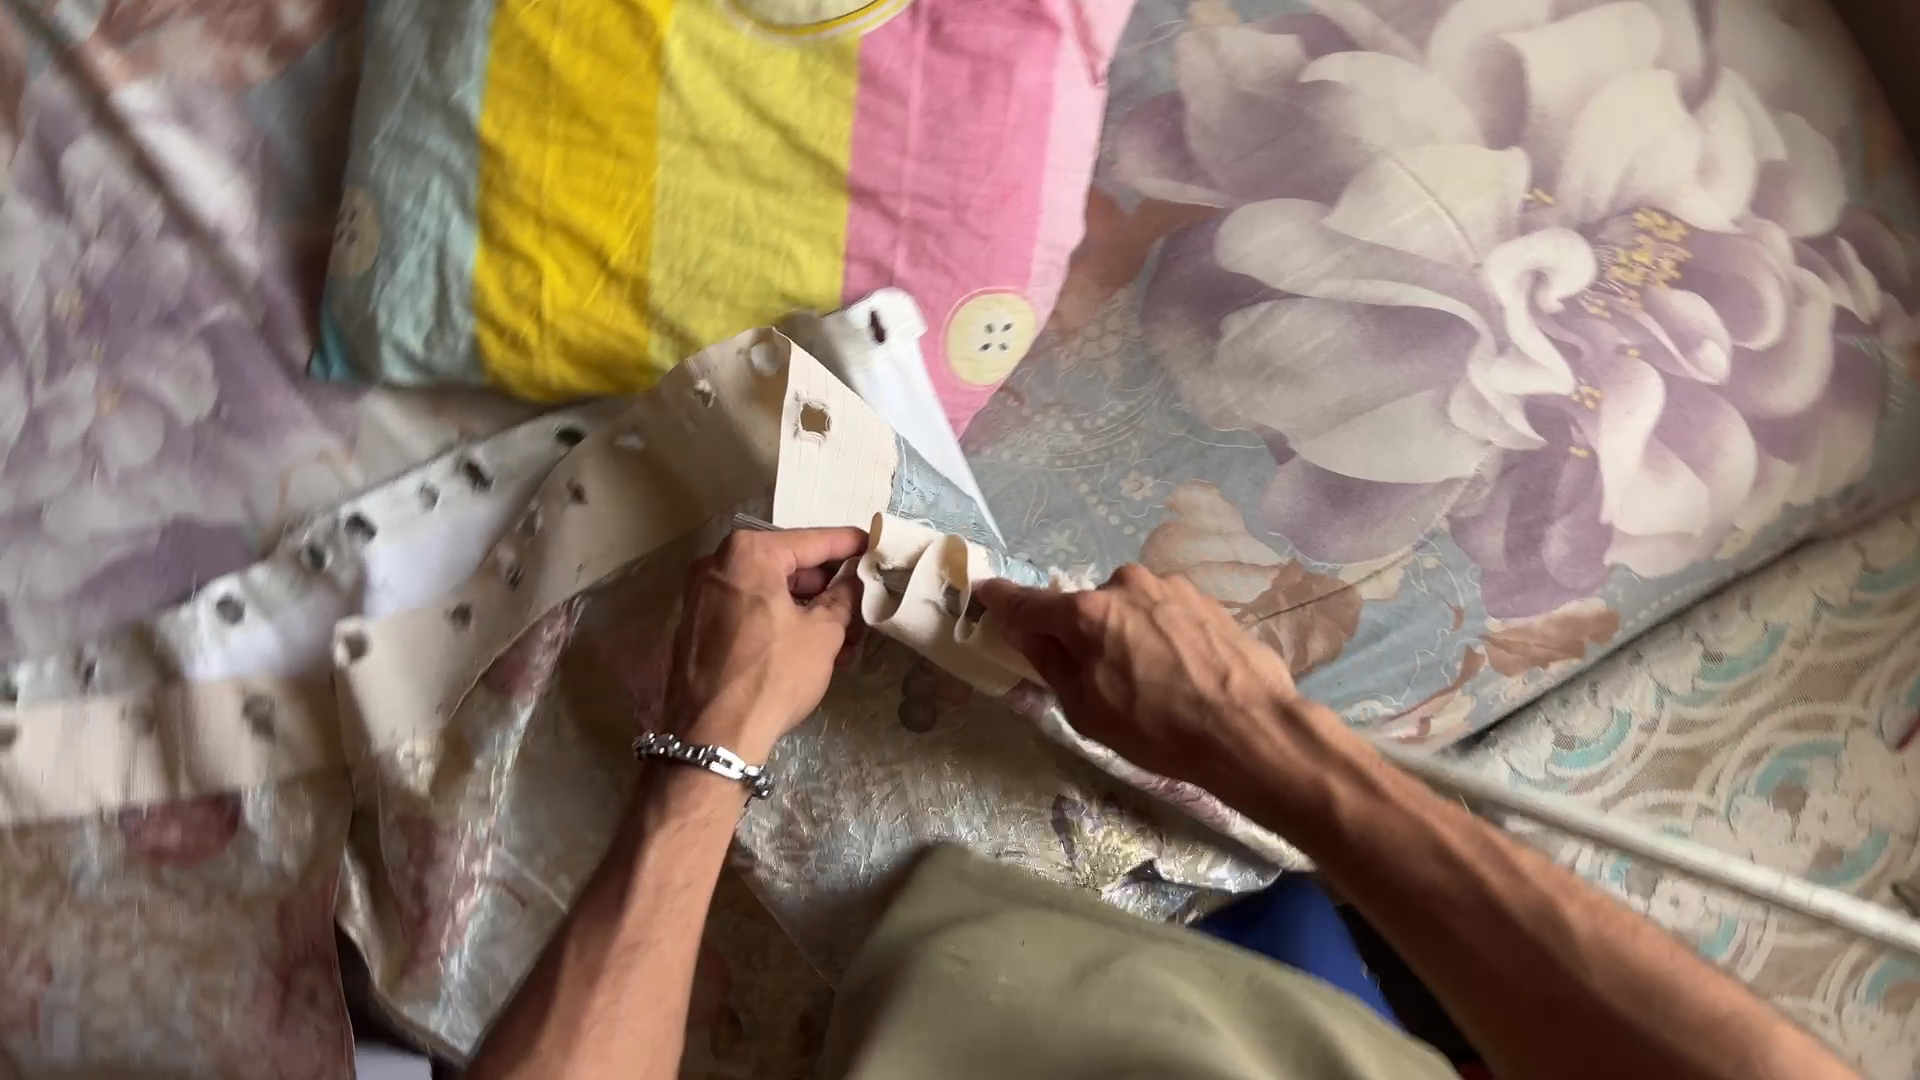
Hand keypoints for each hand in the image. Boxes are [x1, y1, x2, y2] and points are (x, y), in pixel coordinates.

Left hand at [665, 527, 866, 761]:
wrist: (712, 738)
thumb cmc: (773, 676)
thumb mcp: (823, 634)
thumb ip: (843, 598)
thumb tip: (853, 582)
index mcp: (748, 554)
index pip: (813, 540)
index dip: (849, 544)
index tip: (874, 544)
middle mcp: (717, 565)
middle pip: (787, 565)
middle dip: (828, 585)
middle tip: (862, 600)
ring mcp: (701, 596)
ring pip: (769, 591)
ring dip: (807, 608)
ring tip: (845, 635)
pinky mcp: (696, 626)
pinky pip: (749, 611)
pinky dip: (780, 620)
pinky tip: (811, 646)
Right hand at [975, 565, 1362, 793]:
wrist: (1251, 729)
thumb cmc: (1159, 729)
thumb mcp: (1087, 709)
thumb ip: (1048, 661)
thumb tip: (1022, 629)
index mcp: (1087, 613)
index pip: (1029, 603)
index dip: (1002, 600)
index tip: (984, 591)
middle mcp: (1123, 584)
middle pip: (1084, 608)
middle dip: (1082, 634)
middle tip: (1103, 678)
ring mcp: (1167, 585)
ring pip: (1125, 607)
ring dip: (1124, 632)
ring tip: (1153, 677)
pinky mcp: (1202, 595)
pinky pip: (1160, 610)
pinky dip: (1158, 631)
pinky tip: (1181, 666)